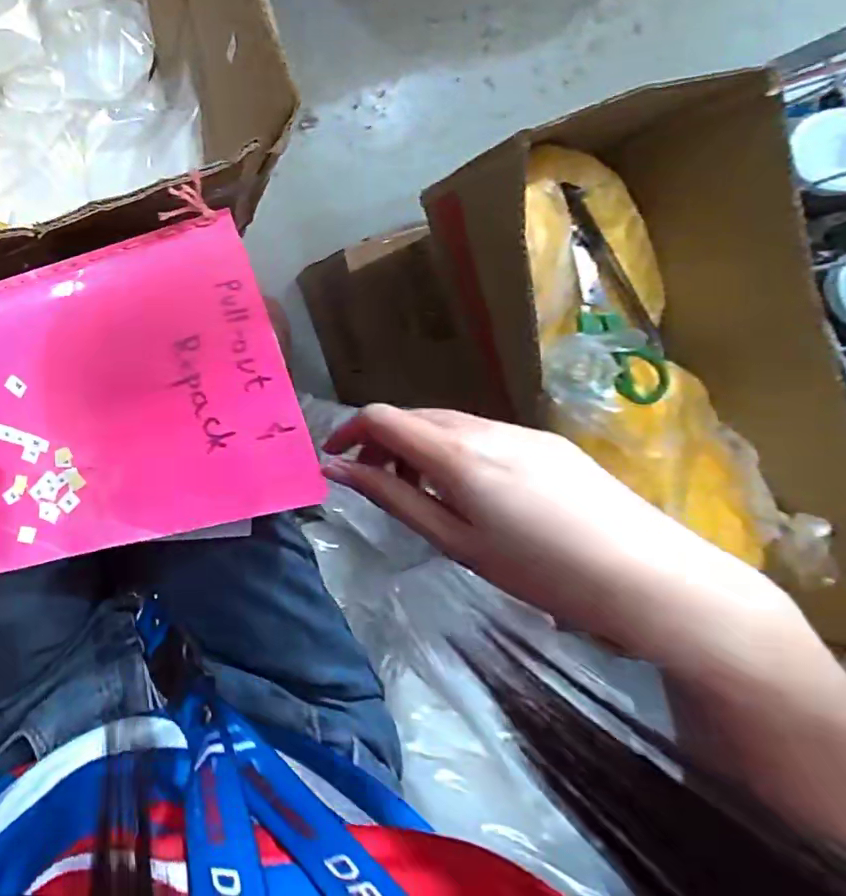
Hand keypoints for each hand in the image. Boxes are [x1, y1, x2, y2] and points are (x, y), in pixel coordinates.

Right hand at [320, 405, 797, 664]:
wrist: (666, 587)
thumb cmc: (543, 572)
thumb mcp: (453, 540)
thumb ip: (390, 497)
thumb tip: (335, 469)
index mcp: (456, 455)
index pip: (380, 417)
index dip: (348, 432)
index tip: (337, 461)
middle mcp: (486, 431)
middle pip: (412, 417)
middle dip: (381, 442)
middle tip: (376, 483)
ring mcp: (524, 435)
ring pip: (447, 423)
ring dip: (417, 446)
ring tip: (424, 491)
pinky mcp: (553, 446)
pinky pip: (483, 433)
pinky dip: (454, 450)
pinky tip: (472, 490)